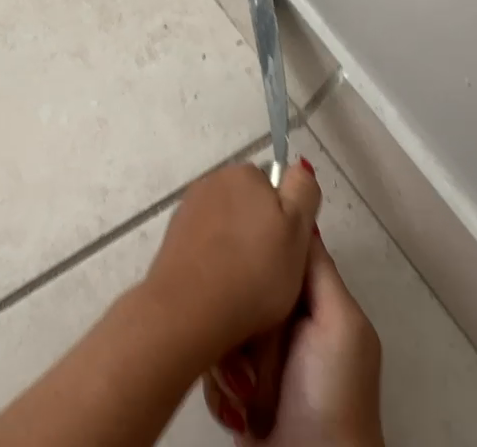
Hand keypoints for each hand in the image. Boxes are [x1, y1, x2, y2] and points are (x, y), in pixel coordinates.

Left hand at [141, 161, 321, 361]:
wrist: (189, 309)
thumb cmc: (253, 271)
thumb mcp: (297, 230)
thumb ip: (303, 191)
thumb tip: (298, 167)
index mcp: (243, 174)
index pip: (274, 189)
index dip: (287, 220)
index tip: (287, 249)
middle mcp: (212, 182)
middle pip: (249, 205)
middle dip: (260, 232)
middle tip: (271, 270)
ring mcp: (188, 209)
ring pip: (227, 226)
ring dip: (237, 247)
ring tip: (244, 284)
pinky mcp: (173, 237)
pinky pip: (206, 244)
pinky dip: (215, 259)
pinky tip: (220, 286)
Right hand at [204, 236, 384, 445]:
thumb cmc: (332, 390)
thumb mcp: (340, 323)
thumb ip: (319, 273)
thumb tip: (302, 221)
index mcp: (311, 305)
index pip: (273, 262)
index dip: (254, 258)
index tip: (232, 256)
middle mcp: (282, 328)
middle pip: (238, 297)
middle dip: (233, 321)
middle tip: (243, 346)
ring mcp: (256, 362)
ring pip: (217, 333)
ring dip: (226, 364)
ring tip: (244, 390)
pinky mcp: (236, 392)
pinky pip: (209, 369)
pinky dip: (220, 390)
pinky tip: (237, 408)